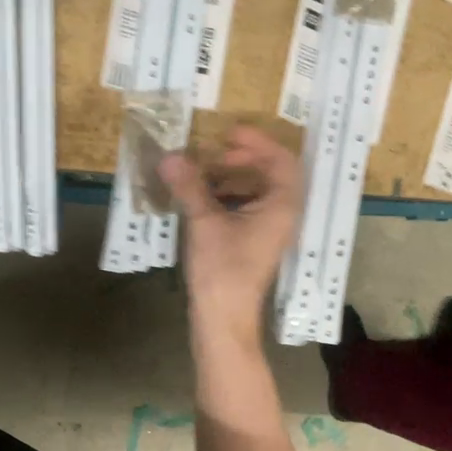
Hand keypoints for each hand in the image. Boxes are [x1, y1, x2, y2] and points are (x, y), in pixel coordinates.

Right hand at [159, 123, 304, 342]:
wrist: (223, 317)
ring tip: (201, 174)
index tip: (227, 133)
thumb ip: (189, 187)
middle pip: (270, 174)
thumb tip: (169, 156)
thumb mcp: (204, 223)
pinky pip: (246, 209)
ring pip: (256, 192)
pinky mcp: (253, 244)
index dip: (257, 142)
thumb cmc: (222, 269)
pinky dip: (226, 197)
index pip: (282, 160)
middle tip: (211, 153)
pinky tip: (200, 200)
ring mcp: (268, 231)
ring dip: (231, 178)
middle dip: (240, 159)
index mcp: (282, 206)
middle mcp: (282, 215)